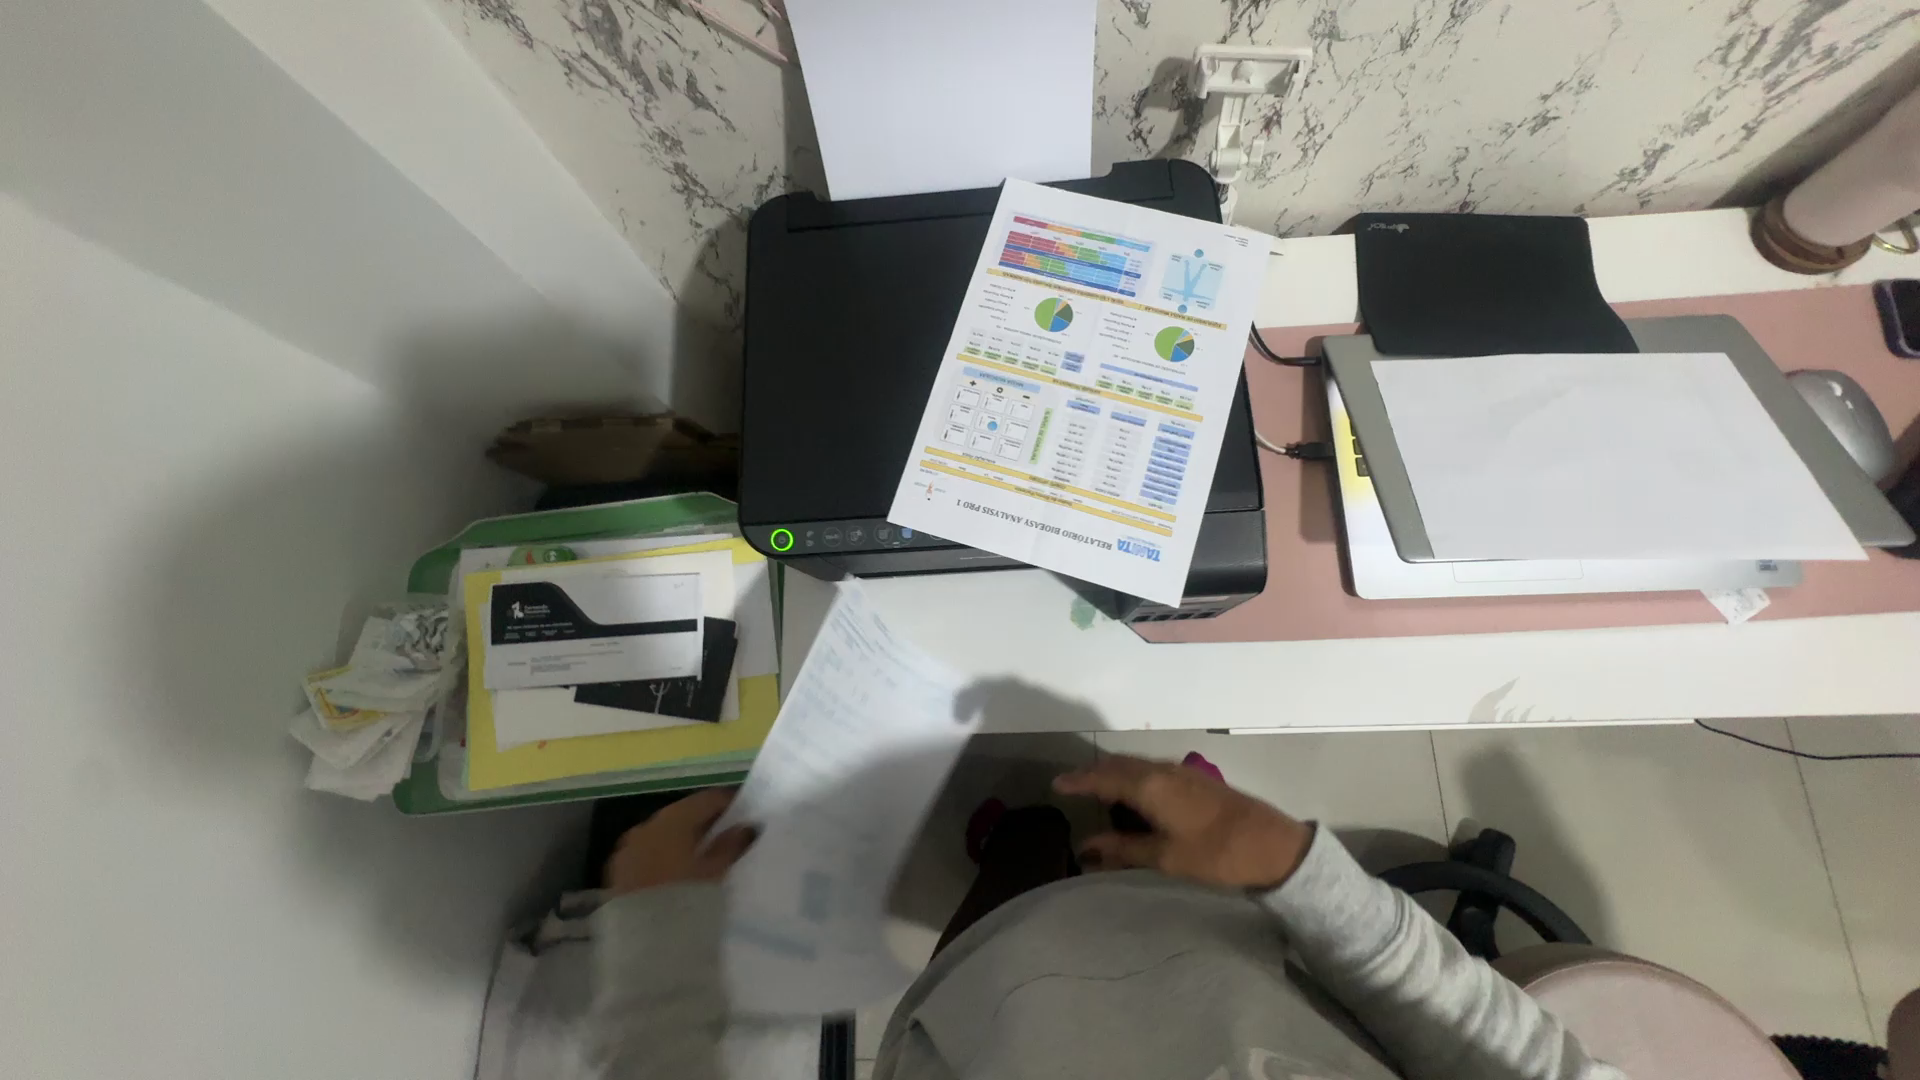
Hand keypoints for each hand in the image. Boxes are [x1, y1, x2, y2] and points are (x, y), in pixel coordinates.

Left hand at [605, 788, 757, 893]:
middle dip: (703, 824)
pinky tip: (676, 875)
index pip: (707, 798)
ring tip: (701, 860)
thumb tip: (746, 827)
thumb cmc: (686, 900)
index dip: (729, 804)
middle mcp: (646, 826)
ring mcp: (627, 849)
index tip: (744, 816)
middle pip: (682, 815)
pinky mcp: (616, 874)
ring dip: (681, 842)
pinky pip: (646, 854)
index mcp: (673, 819)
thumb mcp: (716, 872)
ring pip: (661, 835)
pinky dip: (663, 858)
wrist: (642, 948)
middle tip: (725, 838)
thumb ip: (732, 845)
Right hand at [1054, 755, 1312, 890]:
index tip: (1056, 784)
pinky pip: (1149, 769)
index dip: (1078, 781)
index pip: (1102, 777)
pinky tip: (1133, 795)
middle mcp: (1160, 770)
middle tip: (1072, 787)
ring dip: (1113, 773)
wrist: (1272, 845)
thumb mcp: (1165, 857)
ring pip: (1134, 765)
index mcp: (1149, 785)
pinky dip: (1132, 776)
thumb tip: (1084, 847)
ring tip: (1097, 791)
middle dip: (1092, 774)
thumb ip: (1122, 849)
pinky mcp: (1193, 778)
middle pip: (1117, 765)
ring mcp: (1179, 771)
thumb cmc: (1214, 853)